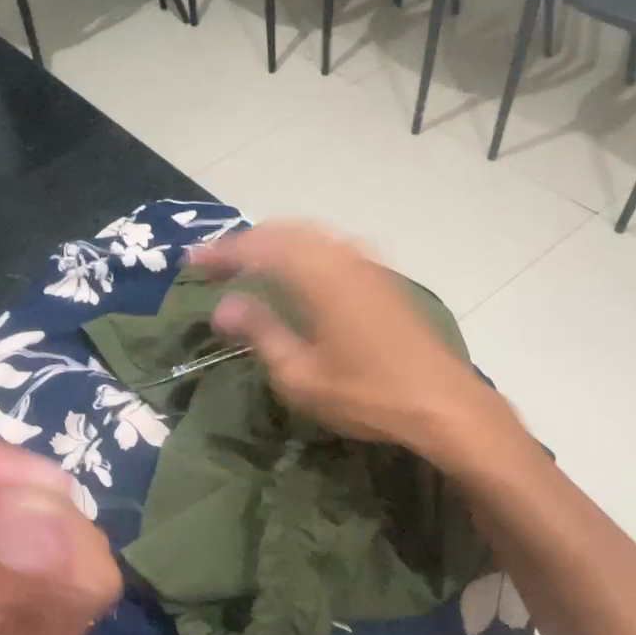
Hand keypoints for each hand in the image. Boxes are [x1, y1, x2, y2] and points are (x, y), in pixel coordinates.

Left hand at [0, 415, 119, 634]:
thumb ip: (21, 633)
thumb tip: (38, 506)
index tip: (41, 514)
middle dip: (39, 523)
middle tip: (71, 608)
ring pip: (2, 492)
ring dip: (59, 546)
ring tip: (62, 631)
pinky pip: (22, 517)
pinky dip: (61, 555)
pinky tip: (56, 621)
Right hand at [189, 221, 519, 465]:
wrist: (444, 403)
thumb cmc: (368, 394)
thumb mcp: (301, 376)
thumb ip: (261, 334)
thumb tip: (225, 308)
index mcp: (318, 273)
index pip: (257, 247)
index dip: (220, 253)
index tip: (191, 264)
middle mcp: (343, 255)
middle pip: (285, 231)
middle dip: (246, 244)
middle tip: (217, 264)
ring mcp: (369, 264)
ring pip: (312, 237)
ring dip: (277, 245)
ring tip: (250, 266)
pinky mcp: (385, 279)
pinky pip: (333, 249)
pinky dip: (305, 253)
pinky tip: (299, 277)